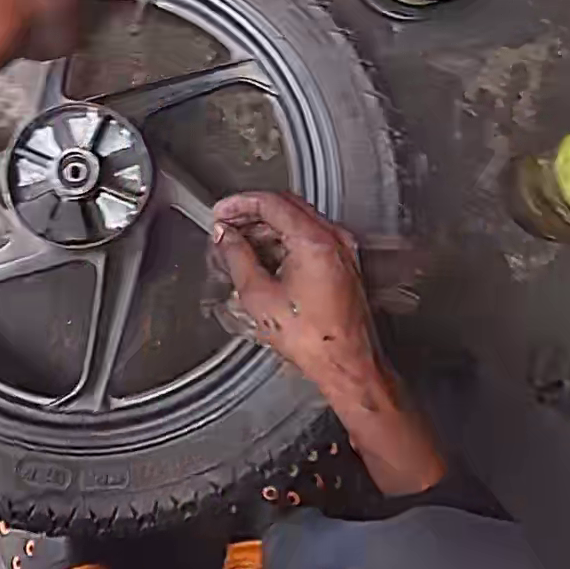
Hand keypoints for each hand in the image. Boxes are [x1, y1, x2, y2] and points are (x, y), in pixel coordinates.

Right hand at [210, 191, 379, 396]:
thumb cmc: (313, 339)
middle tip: (227, 223)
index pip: (271, 203)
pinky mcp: (343, 263)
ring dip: (267, 225)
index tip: (222, 211)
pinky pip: (310, 236)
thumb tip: (225, 236)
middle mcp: (334, 239)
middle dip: (252, 212)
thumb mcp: (258, 295)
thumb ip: (237, 256)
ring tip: (240, 241)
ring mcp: (342, 250)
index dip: (240, 203)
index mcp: (314, 241)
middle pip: (287, 205)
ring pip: (298, 219)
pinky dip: (284, 238)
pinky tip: (264, 255)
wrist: (347, 366)